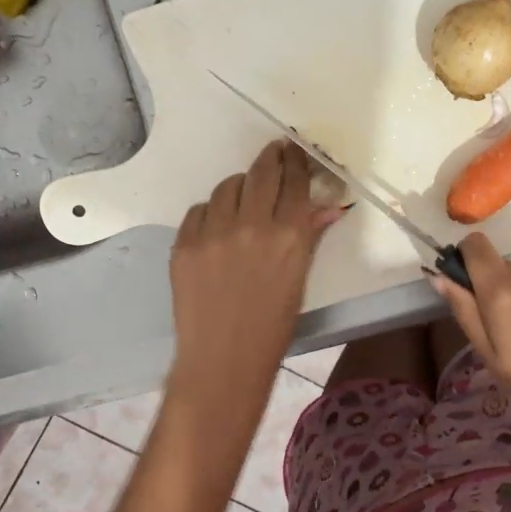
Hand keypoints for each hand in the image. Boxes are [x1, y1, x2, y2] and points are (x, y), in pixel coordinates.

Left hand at [169, 141, 343, 393]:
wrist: (223, 360)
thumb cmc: (273, 325)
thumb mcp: (300, 278)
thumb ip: (309, 236)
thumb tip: (325, 208)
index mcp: (289, 236)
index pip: (295, 182)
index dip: (296, 162)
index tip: (295, 152)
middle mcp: (252, 226)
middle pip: (262, 173)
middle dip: (270, 158)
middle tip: (274, 151)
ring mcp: (214, 233)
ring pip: (228, 186)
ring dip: (240, 185)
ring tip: (244, 194)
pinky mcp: (184, 244)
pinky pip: (199, 210)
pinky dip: (211, 211)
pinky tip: (218, 224)